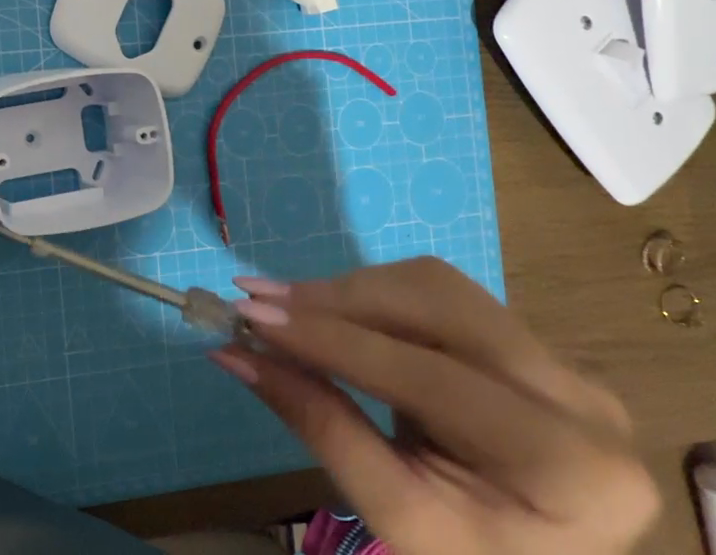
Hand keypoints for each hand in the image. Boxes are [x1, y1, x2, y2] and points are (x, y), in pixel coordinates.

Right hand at [214, 258, 657, 554]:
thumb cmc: (465, 554)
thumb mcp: (393, 512)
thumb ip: (320, 426)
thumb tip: (231, 353)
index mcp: (568, 466)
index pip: (431, 377)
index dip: (332, 339)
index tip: (249, 315)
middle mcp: (584, 402)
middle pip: (443, 307)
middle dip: (338, 298)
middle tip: (254, 299)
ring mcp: (566, 370)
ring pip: (440, 288)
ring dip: (351, 290)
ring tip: (284, 306)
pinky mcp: (536, 351)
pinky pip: (445, 298)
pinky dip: (373, 296)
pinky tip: (332, 315)